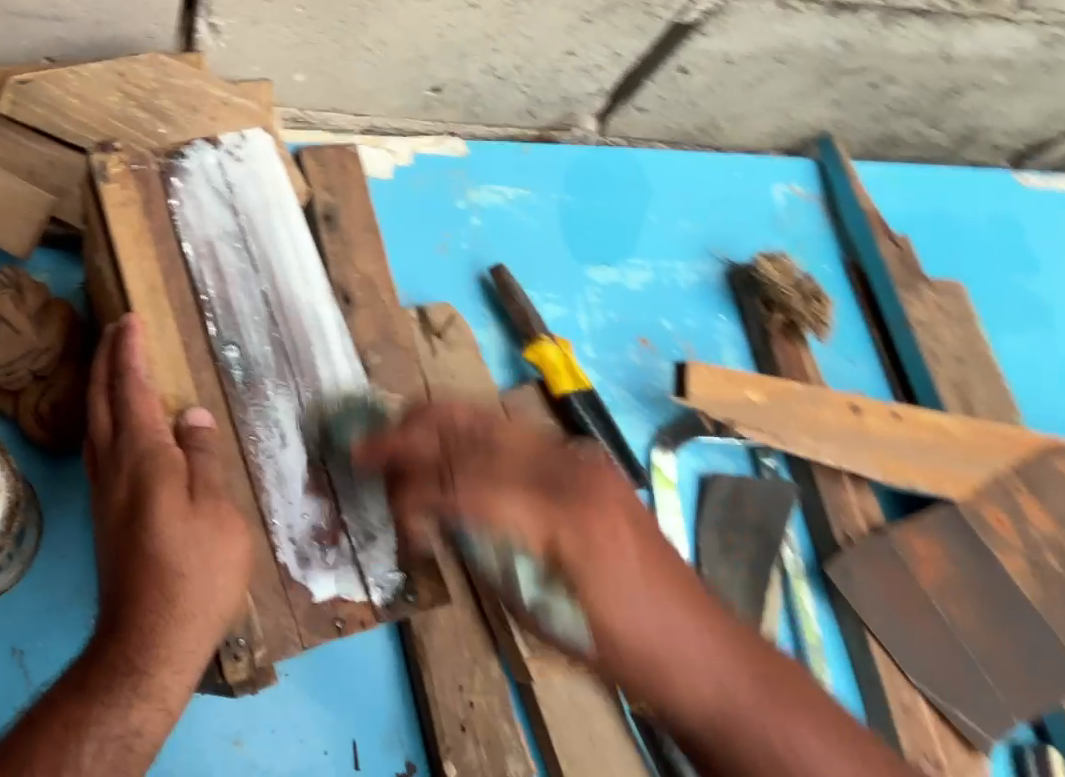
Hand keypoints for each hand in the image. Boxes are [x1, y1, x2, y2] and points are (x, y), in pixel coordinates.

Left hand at [84, 314, 252, 675]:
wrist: (147, 640)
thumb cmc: (194, 574)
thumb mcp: (217, 512)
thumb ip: (202, 457)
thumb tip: (188, 414)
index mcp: (141, 455)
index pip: (131, 386)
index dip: (130, 350)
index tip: (130, 319)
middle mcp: (112, 464)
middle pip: (101, 397)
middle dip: (107, 358)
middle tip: (116, 328)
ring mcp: (102, 490)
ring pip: (93, 421)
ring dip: (100, 385)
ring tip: (111, 365)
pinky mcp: (103, 513)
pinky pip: (97, 445)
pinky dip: (102, 417)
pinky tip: (114, 427)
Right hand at [354, 403, 715, 690]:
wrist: (699, 646)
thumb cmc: (610, 644)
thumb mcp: (529, 606)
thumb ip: (473, 543)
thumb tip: (420, 509)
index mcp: (557, 517)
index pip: (457, 482)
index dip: (407, 487)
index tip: (375, 495)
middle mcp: (567, 470)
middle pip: (466, 429)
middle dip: (406, 434)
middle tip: (365, 447)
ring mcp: (578, 457)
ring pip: (484, 418)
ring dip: (430, 424)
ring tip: (392, 438)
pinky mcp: (582, 459)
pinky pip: (507, 432)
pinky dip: (463, 434)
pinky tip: (440, 448)